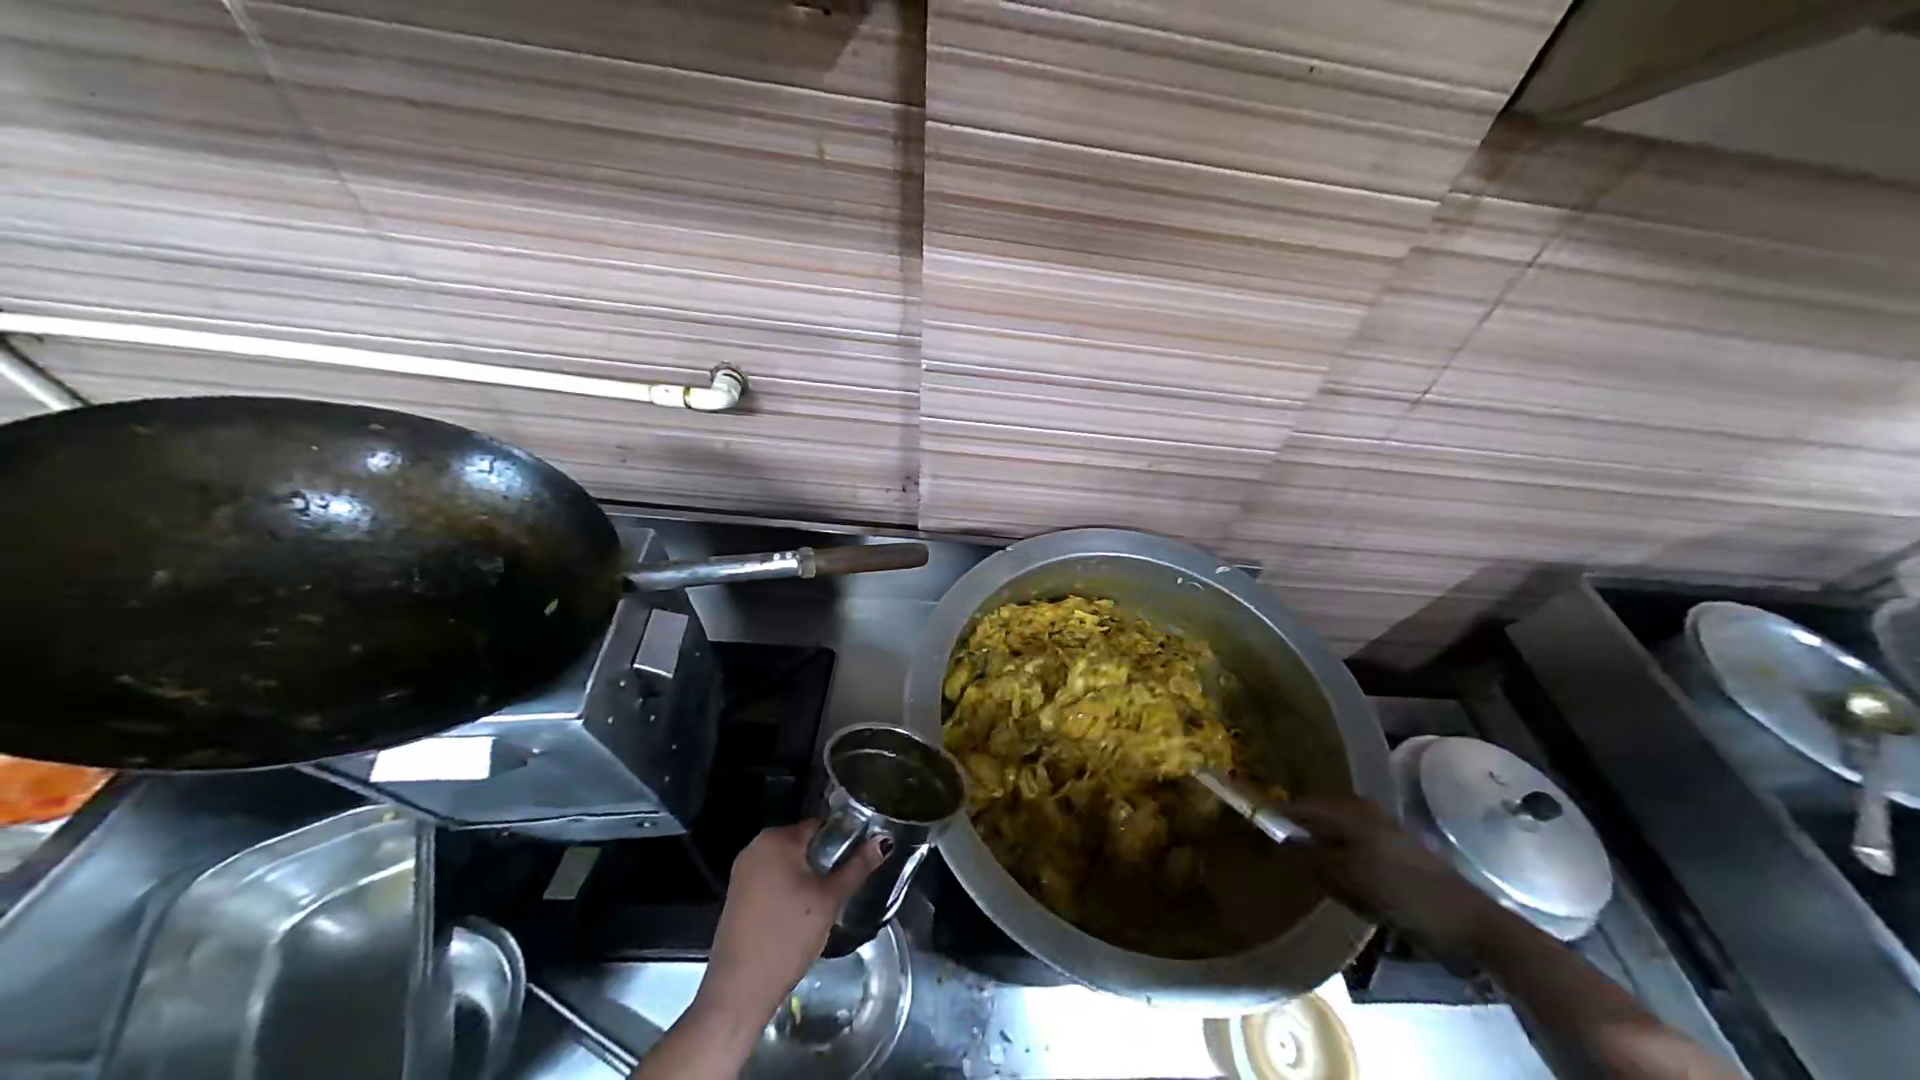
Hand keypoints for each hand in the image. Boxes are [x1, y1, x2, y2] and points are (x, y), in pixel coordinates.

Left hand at [696, 821, 888, 1030]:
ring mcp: (742, 871)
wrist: (739, 989)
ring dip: (807, 880)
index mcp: (775, 839)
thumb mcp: (829, 900)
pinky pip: (772, 881)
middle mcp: (754, 846)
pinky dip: (788, 892)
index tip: (855, 867)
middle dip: (824, 864)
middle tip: (839, 892)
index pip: (820, 827)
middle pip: (804, 845)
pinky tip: (797, 918)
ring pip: (788, 865)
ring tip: (821, 908)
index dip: (842, 844)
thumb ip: (858, 867)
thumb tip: (883, 841)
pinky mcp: (737, 895)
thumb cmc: (788, 936)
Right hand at [1280, 796, 1502, 956]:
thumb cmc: (1403, 895)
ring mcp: (1380, 824)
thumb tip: (1278, 843)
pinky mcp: (1392, 842)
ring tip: (1304, 861)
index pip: (1299, 807)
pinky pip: (1351, 835)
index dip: (1276, 817)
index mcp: (1350, 813)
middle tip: (1277, 849)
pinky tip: (1334, 867)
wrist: (1468, 921)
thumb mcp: (1350, 880)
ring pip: (1333, 823)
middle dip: (1295, 826)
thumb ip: (1311, 858)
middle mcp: (1363, 810)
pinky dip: (1336, 846)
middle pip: (1316, 810)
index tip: (1253, 830)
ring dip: (1317, 838)